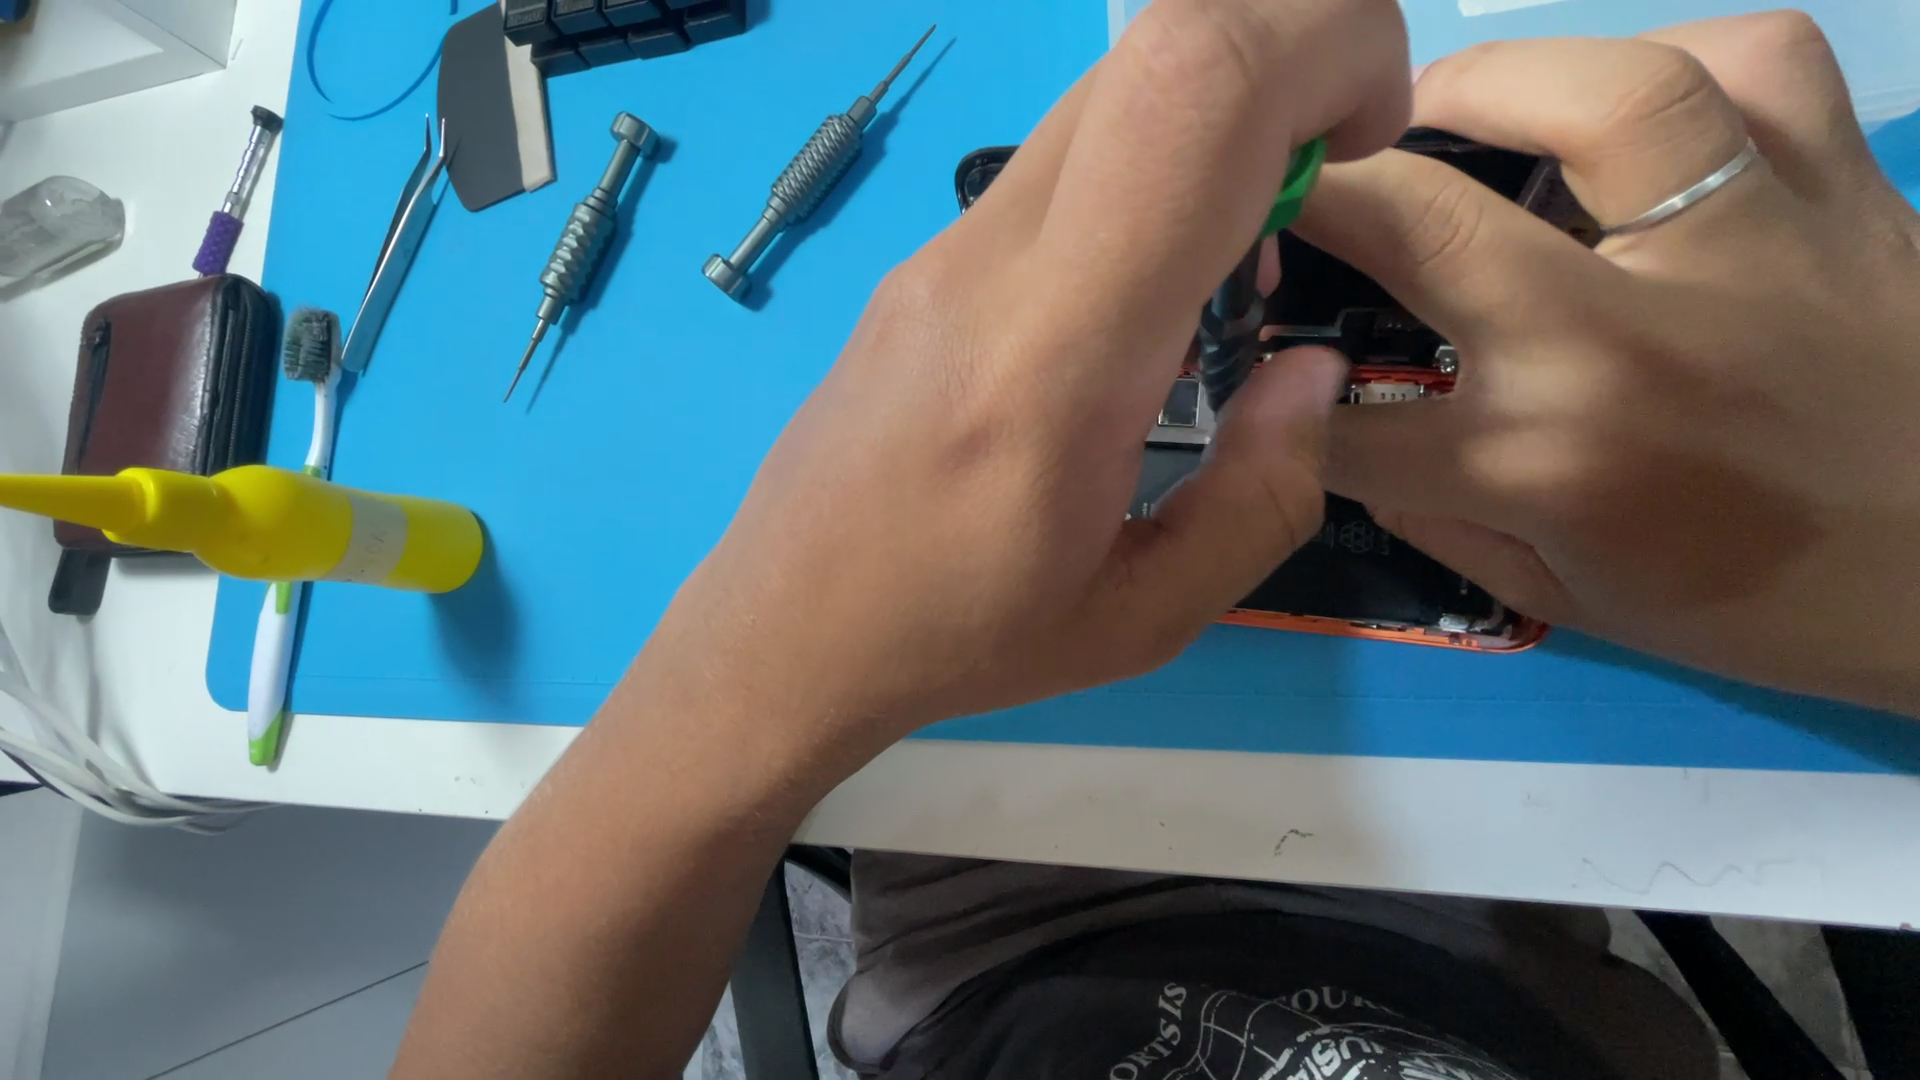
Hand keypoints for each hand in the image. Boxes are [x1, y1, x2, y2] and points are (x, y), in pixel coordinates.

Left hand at [631, 0, 1412, 757]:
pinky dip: (1137, 188)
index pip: (1193, 96)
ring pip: (1100, 104)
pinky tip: (1133, 312)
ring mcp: (936, 258)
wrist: (788, 628)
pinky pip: (1050, 173)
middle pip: (1152, 54)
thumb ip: (1261, 498)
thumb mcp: (1140, 619)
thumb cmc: (956, 639)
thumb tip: (1310, 372)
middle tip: (1309, 200)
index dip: (1326, 48)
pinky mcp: (915, 271)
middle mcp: (985, 268)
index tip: (1372, 135)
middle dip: (1284, 66)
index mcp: (1053, 358)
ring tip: (1220, 286)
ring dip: (1206, 140)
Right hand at [1296, 13, 1919, 714]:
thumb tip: (1348, 436)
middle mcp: (1617, 340)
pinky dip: (1664, 64)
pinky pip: (1756, 67)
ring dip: (1480, 87)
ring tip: (1426, 110)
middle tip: (1276, 187)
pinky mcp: (1842, 197)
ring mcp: (1742, 251)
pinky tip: (1608, 108)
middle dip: (1315, 200)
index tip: (1265, 393)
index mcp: (1538, 461)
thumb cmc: (1737, 603)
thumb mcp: (1545, 594)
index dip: (1281, 411)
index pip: (1342, 424)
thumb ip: (1428, 513)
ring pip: (1602, 95)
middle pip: (1420, 226)